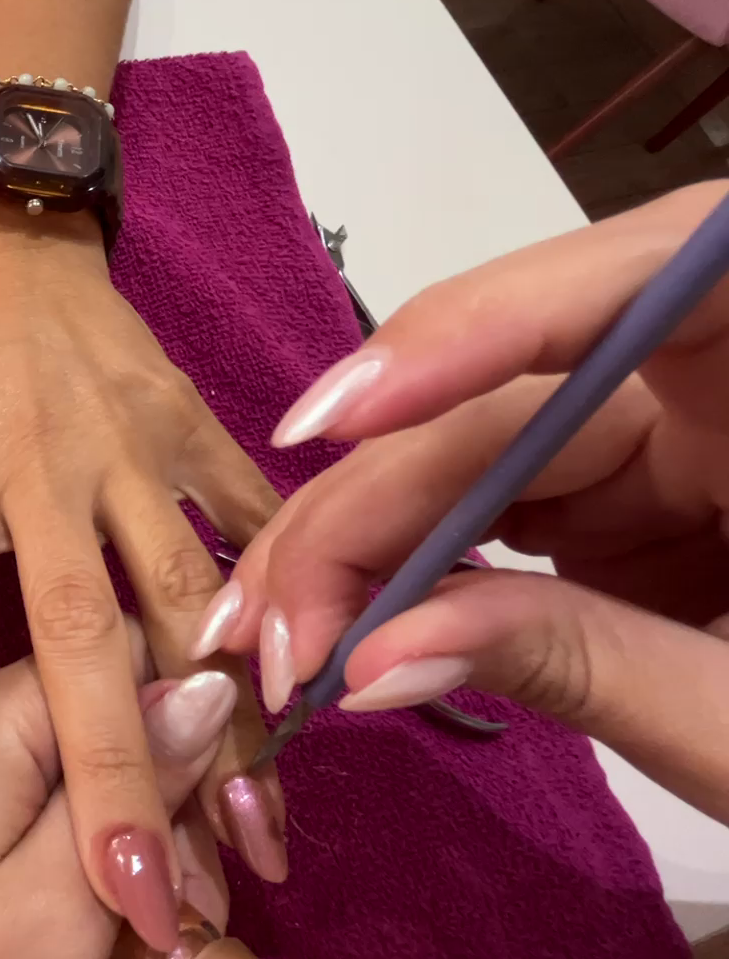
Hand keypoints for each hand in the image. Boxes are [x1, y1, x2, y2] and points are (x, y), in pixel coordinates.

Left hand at [0, 198, 288, 949]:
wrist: (15, 252)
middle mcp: (43, 477)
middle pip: (73, 632)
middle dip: (105, 765)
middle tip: (134, 897)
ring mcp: (128, 452)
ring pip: (181, 590)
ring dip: (222, 710)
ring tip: (254, 833)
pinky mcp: (193, 427)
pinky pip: (249, 518)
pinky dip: (285, 594)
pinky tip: (321, 690)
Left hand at [0, 651, 236, 958]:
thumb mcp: (62, 890)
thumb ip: (133, 782)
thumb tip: (208, 686)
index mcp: (6, 705)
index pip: (132, 658)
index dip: (200, 732)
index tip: (235, 827)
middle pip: (118, 714)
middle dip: (177, 801)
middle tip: (200, 905)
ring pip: (98, 763)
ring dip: (148, 839)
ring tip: (165, 932)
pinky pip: (63, 797)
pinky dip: (103, 851)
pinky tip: (122, 921)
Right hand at [198, 181, 728, 822]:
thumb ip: (584, 666)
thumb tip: (366, 663)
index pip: (633, 292)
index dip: (462, 336)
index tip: (325, 427)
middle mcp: (700, 391)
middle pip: (473, 419)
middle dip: (349, 525)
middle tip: (272, 632)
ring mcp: (633, 442)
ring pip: (430, 464)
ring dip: (334, 554)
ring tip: (273, 641)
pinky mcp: (582, 495)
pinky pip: (445, 513)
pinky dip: (373, 572)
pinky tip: (325, 622)